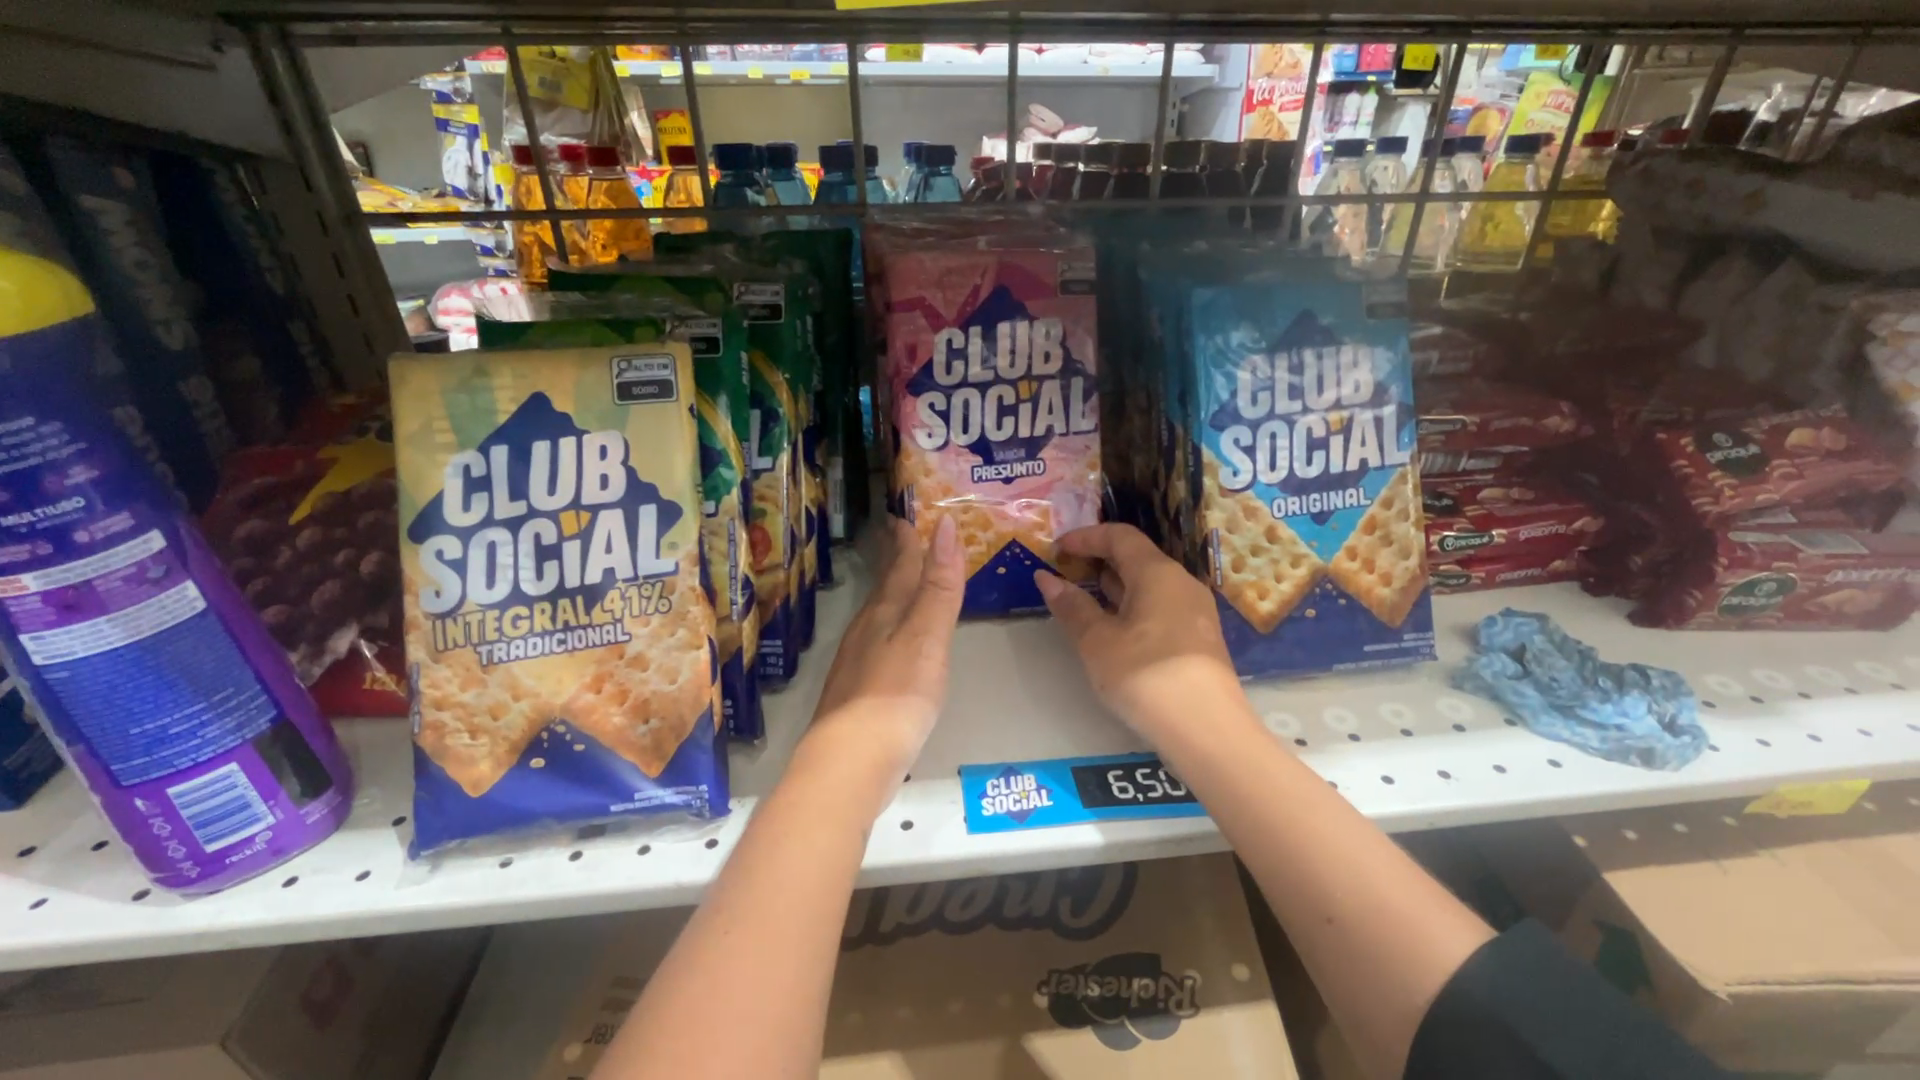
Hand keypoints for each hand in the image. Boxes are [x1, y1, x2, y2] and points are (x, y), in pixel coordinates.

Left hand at [799, 515, 963, 797]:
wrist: (851, 761)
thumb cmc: (896, 694)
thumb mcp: (927, 636)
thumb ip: (938, 585)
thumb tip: (943, 525)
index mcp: (885, 613)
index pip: (900, 566)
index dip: (907, 541)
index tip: (906, 514)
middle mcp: (867, 631)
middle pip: (885, 588)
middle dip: (896, 562)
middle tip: (903, 537)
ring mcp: (858, 663)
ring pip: (880, 616)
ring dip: (893, 594)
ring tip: (905, 585)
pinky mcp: (858, 693)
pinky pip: (879, 644)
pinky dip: (892, 630)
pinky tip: (894, 646)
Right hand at [1033, 524, 1239, 739]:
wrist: (1205, 728)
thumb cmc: (1144, 674)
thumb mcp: (1097, 641)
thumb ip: (1072, 606)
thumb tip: (1047, 578)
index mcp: (1158, 573)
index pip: (1120, 536)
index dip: (1085, 537)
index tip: (1056, 549)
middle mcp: (1181, 583)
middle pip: (1137, 559)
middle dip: (1099, 562)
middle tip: (1065, 575)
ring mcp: (1194, 612)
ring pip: (1149, 586)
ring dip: (1114, 588)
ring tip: (1082, 603)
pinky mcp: (1198, 640)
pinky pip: (1160, 608)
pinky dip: (1131, 608)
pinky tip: (1113, 632)